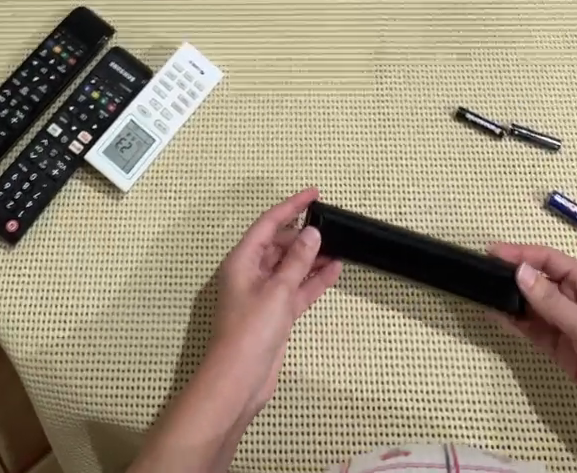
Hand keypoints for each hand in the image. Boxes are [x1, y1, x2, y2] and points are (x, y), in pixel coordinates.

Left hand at [204, 187, 343, 416]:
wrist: (238, 382)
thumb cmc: (250, 331)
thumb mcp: (277, 291)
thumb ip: (297, 261)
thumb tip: (313, 234)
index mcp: (242, 260)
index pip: (269, 223)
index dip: (291, 206)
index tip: (314, 194)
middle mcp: (251, 273)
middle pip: (279, 244)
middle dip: (303, 235)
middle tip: (330, 227)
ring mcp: (264, 294)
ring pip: (291, 267)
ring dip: (312, 258)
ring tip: (338, 246)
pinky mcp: (276, 314)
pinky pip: (298, 289)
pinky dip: (314, 280)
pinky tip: (335, 270)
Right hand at [488, 242, 576, 442]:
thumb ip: (550, 301)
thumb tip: (519, 272)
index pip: (550, 260)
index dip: (521, 253)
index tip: (491, 252)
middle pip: (540, 281)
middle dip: (513, 276)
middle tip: (481, 273)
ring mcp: (570, 326)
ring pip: (535, 307)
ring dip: (512, 301)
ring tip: (483, 293)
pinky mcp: (564, 350)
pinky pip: (536, 331)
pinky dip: (517, 325)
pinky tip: (497, 317)